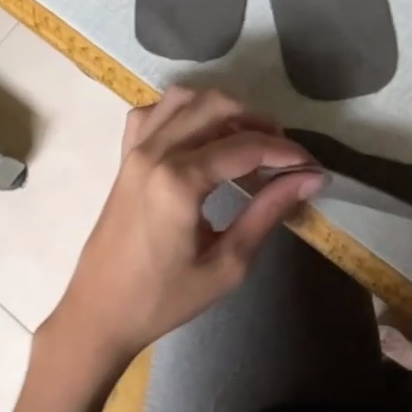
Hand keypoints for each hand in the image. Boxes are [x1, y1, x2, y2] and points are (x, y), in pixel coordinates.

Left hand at [44, 87, 322, 364]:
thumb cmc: (164, 299)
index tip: (312, 166)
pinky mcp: (124, 158)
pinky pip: (153, 113)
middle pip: (216, 106)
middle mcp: (154, 153)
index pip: (245, 147)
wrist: (100, 313)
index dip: (285, 153)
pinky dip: (183, 113)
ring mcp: (134, 151)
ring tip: (246, 140)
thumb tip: (309, 179)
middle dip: (257, 121)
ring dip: (221, 109)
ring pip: (184, 99)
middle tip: (282, 153)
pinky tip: (200, 139)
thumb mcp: (227, 264)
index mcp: (179, 181)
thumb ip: (268, 213)